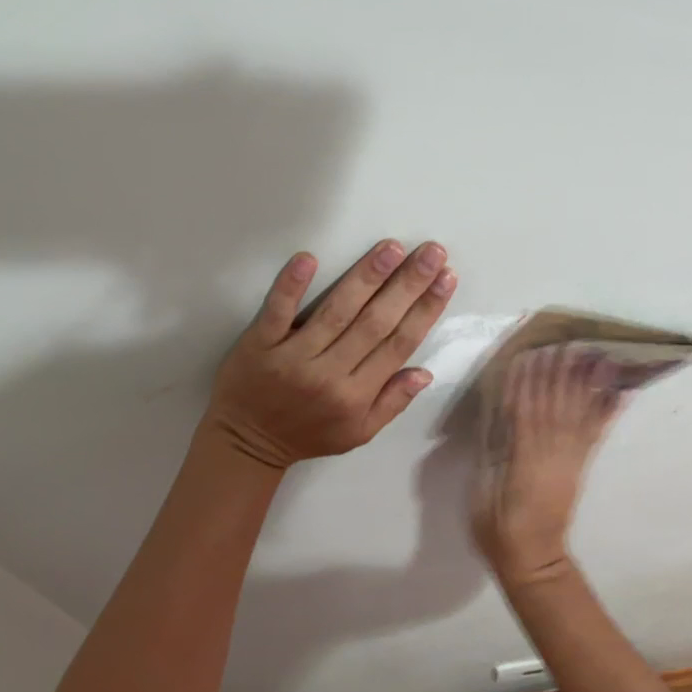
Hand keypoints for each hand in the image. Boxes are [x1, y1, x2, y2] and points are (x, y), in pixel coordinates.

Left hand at [200, 240, 457, 468]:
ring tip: (391, 248)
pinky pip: (278, 312)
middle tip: (431, 251)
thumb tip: (425, 372)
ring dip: (366, 277)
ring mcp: (293, 357)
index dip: (425, 310)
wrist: (245, 443)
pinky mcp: (259, 344)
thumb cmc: (307, 434)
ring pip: (336, 312)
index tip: (446, 278)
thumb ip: (392, 402)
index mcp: (356, 395)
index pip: (399, 344)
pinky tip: (309, 258)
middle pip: (375, 322)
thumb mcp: (357, 433)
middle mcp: (329, 374)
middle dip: (407, 284)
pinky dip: (292, 286)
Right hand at [472, 343, 627, 585]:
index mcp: (521, 456)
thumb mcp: (484, 487)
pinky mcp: (580, 467)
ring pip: (578, 412)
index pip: (523, 407)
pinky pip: (596, 435)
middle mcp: (549, 452)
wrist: (531, 559)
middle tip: (569, 341)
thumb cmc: (496, 525)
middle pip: (555, 403)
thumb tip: (499, 413)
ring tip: (598, 355)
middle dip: (560, 371)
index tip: (532, 350)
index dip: (528, 378)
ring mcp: (569, 459)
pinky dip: (609, 412)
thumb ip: (493, 450)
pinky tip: (621, 392)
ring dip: (587, 382)